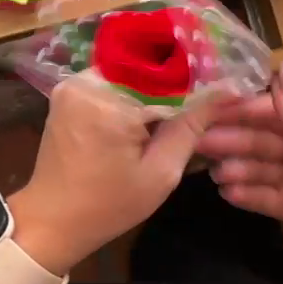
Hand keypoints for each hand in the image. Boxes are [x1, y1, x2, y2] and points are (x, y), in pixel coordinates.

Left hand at [6, 71, 208, 275]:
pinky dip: (135, 88)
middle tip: (215, 90)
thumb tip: (228, 92)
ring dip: (158, 81)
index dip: (202, 78)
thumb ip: (191, 127)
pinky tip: (157, 105)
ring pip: (130, 69)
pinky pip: (111, 79)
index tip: (231, 85)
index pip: (169, 75)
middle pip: (148, 65)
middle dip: (181, 75)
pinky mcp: (67, 92)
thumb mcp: (160, 173)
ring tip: (191, 98)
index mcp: (109, 102)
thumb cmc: (108, 205)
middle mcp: (87, 83)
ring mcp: (72, 85)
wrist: (51, 218)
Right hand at [195, 68, 282, 283]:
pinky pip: (264, 195)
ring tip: (215, 175)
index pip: (281, 111)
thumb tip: (281, 70)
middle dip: (235, 140)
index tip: (211, 110)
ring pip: (262, 167)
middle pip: (267, 139)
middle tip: (200, 143)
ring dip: (239, 168)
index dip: (247, 110)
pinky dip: (246, 193)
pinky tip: (226, 193)